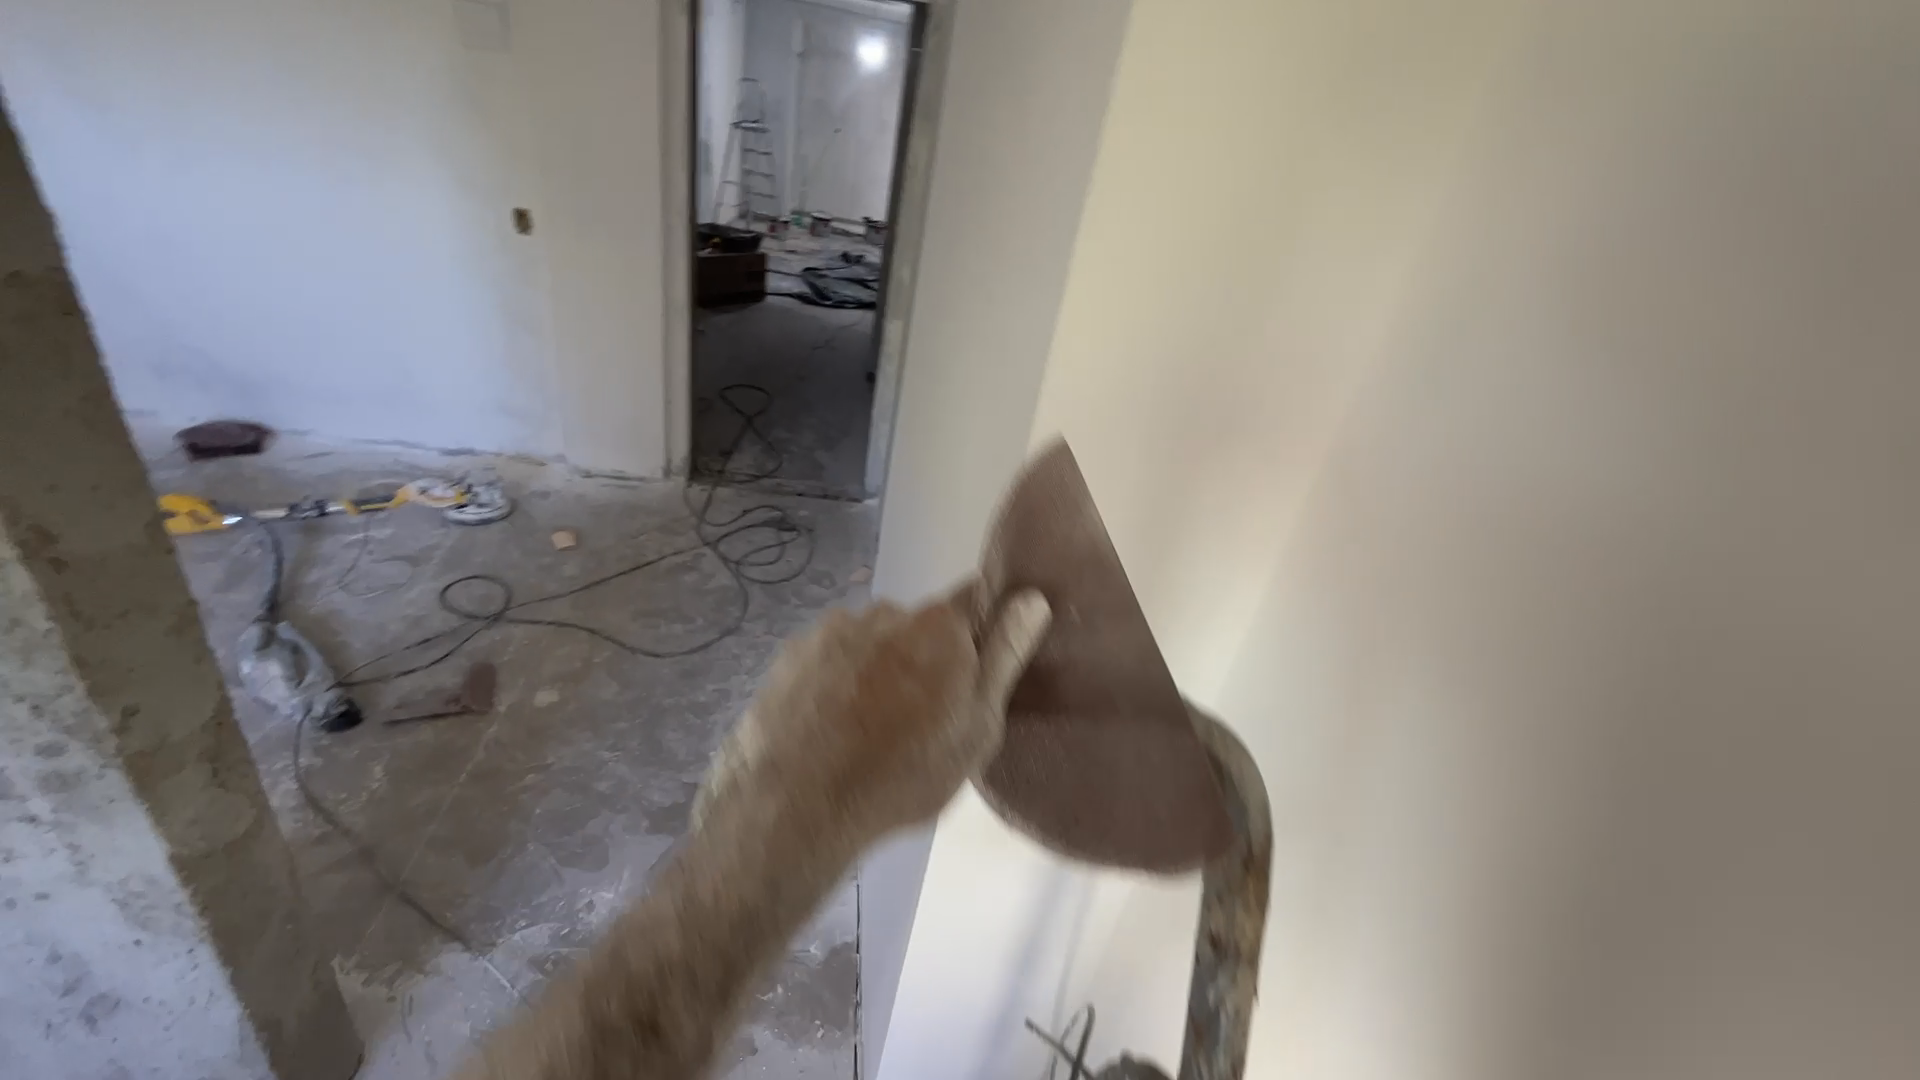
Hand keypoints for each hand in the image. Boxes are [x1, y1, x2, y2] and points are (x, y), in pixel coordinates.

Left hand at [694, 583, 1051, 847]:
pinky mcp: (791, 653)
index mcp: (938, 625)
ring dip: (876, 669)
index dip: (979, 629)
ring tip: (865, 728)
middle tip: (918, 717)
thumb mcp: (976, 727)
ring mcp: (832, 629)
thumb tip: (1032, 597)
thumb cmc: (905, 772)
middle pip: (919, 627)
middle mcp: (886, 612)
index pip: (975, 599)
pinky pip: (829, 658)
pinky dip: (835, 681)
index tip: (975, 665)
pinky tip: (828, 725)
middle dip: (924, 658)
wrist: (797, 805)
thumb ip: (1004, 656)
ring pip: (871, 642)